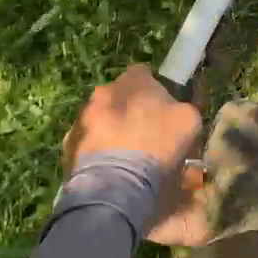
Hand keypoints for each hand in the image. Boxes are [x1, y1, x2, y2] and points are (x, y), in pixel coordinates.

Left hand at [62, 65, 202, 180]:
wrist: (116, 185)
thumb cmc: (158, 145)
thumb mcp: (189, 121)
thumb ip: (180, 108)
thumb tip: (175, 114)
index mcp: (134, 80)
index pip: (143, 72)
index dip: (154, 88)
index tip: (162, 108)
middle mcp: (104, 92)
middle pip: (119, 96)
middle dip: (129, 110)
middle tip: (145, 134)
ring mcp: (82, 118)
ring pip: (100, 120)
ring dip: (112, 132)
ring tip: (127, 158)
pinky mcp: (69, 146)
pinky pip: (88, 144)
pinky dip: (97, 153)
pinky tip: (110, 171)